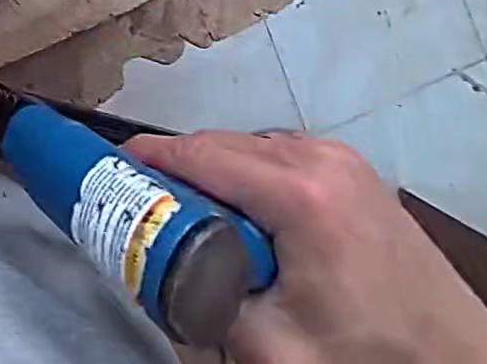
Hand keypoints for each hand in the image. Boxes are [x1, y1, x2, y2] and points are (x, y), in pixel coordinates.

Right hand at [125, 131, 486, 363]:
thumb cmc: (369, 359)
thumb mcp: (271, 350)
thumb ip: (205, 304)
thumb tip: (161, 271)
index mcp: (299, 192)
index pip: (204, 155)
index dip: (154, 156)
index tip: (116, 163)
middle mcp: (319, 156)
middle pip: (226, 143)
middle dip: (181, 164)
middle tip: (147, 196)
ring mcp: (342, 157)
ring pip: (253, 145)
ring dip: (218, 167)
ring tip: (193, 207)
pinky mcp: (354, 169)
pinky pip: (283, 154)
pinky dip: (252, 171)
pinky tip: (249, 209)